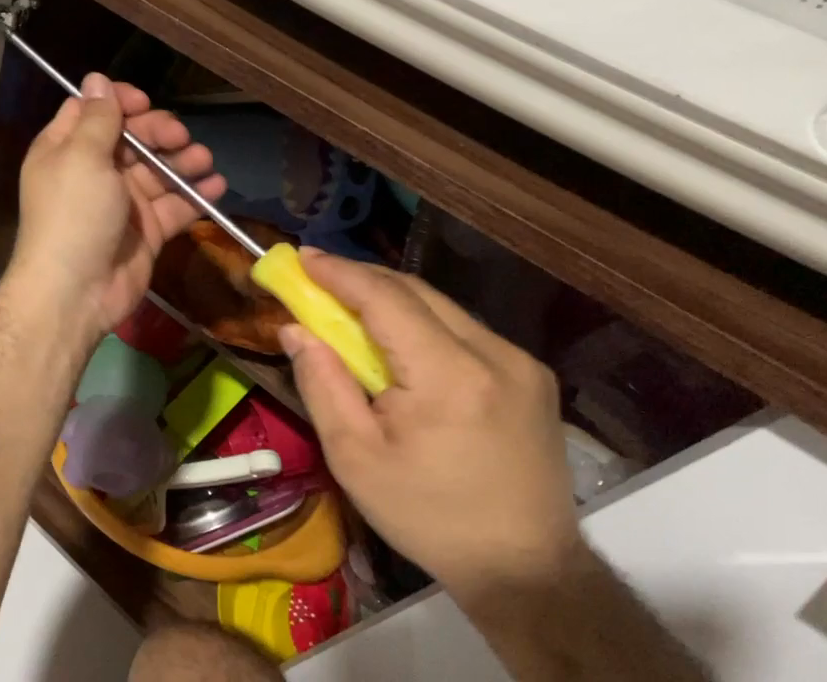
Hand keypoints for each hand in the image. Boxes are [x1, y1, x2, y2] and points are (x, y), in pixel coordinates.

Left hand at [6, 72, 224, 337]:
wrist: (75, 292)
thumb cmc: (73, 215)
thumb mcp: (81, 157)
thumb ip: (97, 119)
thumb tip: (96, 78)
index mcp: (65, 150)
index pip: (91, 112)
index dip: (119, 102)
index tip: (144, 103)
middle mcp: (92, 172)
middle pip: (130, 139)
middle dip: (157, 131)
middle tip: (180, 136)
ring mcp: (120, 202)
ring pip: (157, 170)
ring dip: (182, 161)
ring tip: (205, 160)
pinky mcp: (144, 230)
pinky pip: (174, 205)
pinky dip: (195, 195)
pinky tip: (217, 186)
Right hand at [280, 250, 584, 599]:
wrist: (526, 569)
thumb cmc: (428, 516)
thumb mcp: (355, 456)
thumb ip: (322, 383)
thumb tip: (295, 329)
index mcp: (449, 376)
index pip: (386, 299)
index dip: (339, 273)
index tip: (300, 257)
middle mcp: (495, 356)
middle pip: (416, 292)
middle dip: (360, 279)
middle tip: (314, 278)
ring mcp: (520, 364)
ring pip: (442, 307)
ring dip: (391, 300)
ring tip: (347, 308)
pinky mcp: (531, 376)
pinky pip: (463, 330)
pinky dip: (420, 323)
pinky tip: (396, 342)